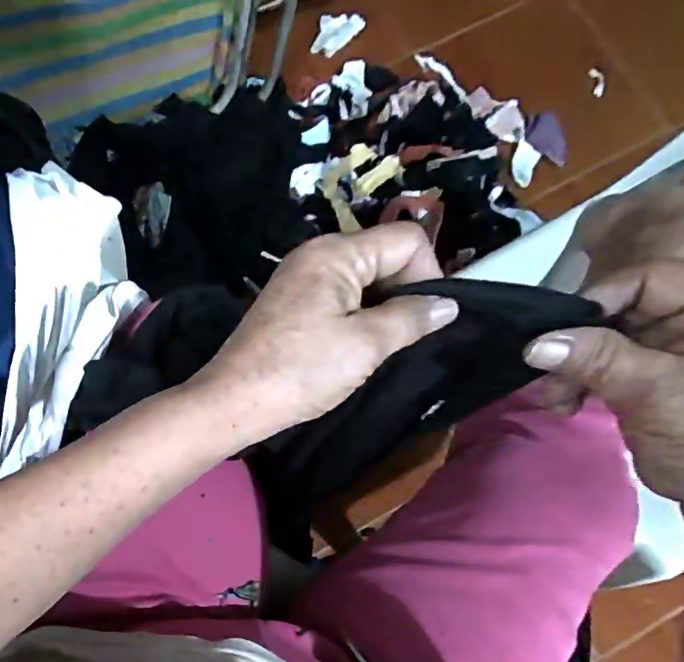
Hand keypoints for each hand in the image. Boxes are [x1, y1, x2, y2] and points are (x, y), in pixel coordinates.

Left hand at [192, 223, 458, 441]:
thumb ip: (410, 318)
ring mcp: (299, 279)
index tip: (426, 319)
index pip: (406, 239)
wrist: (235, 401)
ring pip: (362, 281)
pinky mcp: (290, 305)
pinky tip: (352, 350)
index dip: (428, 274)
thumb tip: (448, 304)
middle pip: (383, 256)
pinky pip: (338, 298)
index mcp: (335, 252)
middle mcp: (316, 254)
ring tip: (378, 349)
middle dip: (403, 293)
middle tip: (404, 339)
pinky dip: (355, 318)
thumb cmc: (301, 371)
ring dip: (380, 310)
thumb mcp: (365, 345)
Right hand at [525, 259, 683, 515]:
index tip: (550, 333)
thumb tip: (534, 343)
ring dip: (586, 370)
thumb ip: (596, 359)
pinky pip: (632, 372)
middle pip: (635, 312)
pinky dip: (600, 386)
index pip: (654, 278)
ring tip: (560, 403)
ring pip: (627, 345)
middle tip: (548, 380)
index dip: (597, 301)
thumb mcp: (657, 391)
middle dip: (586, 344)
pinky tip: (577, 405)